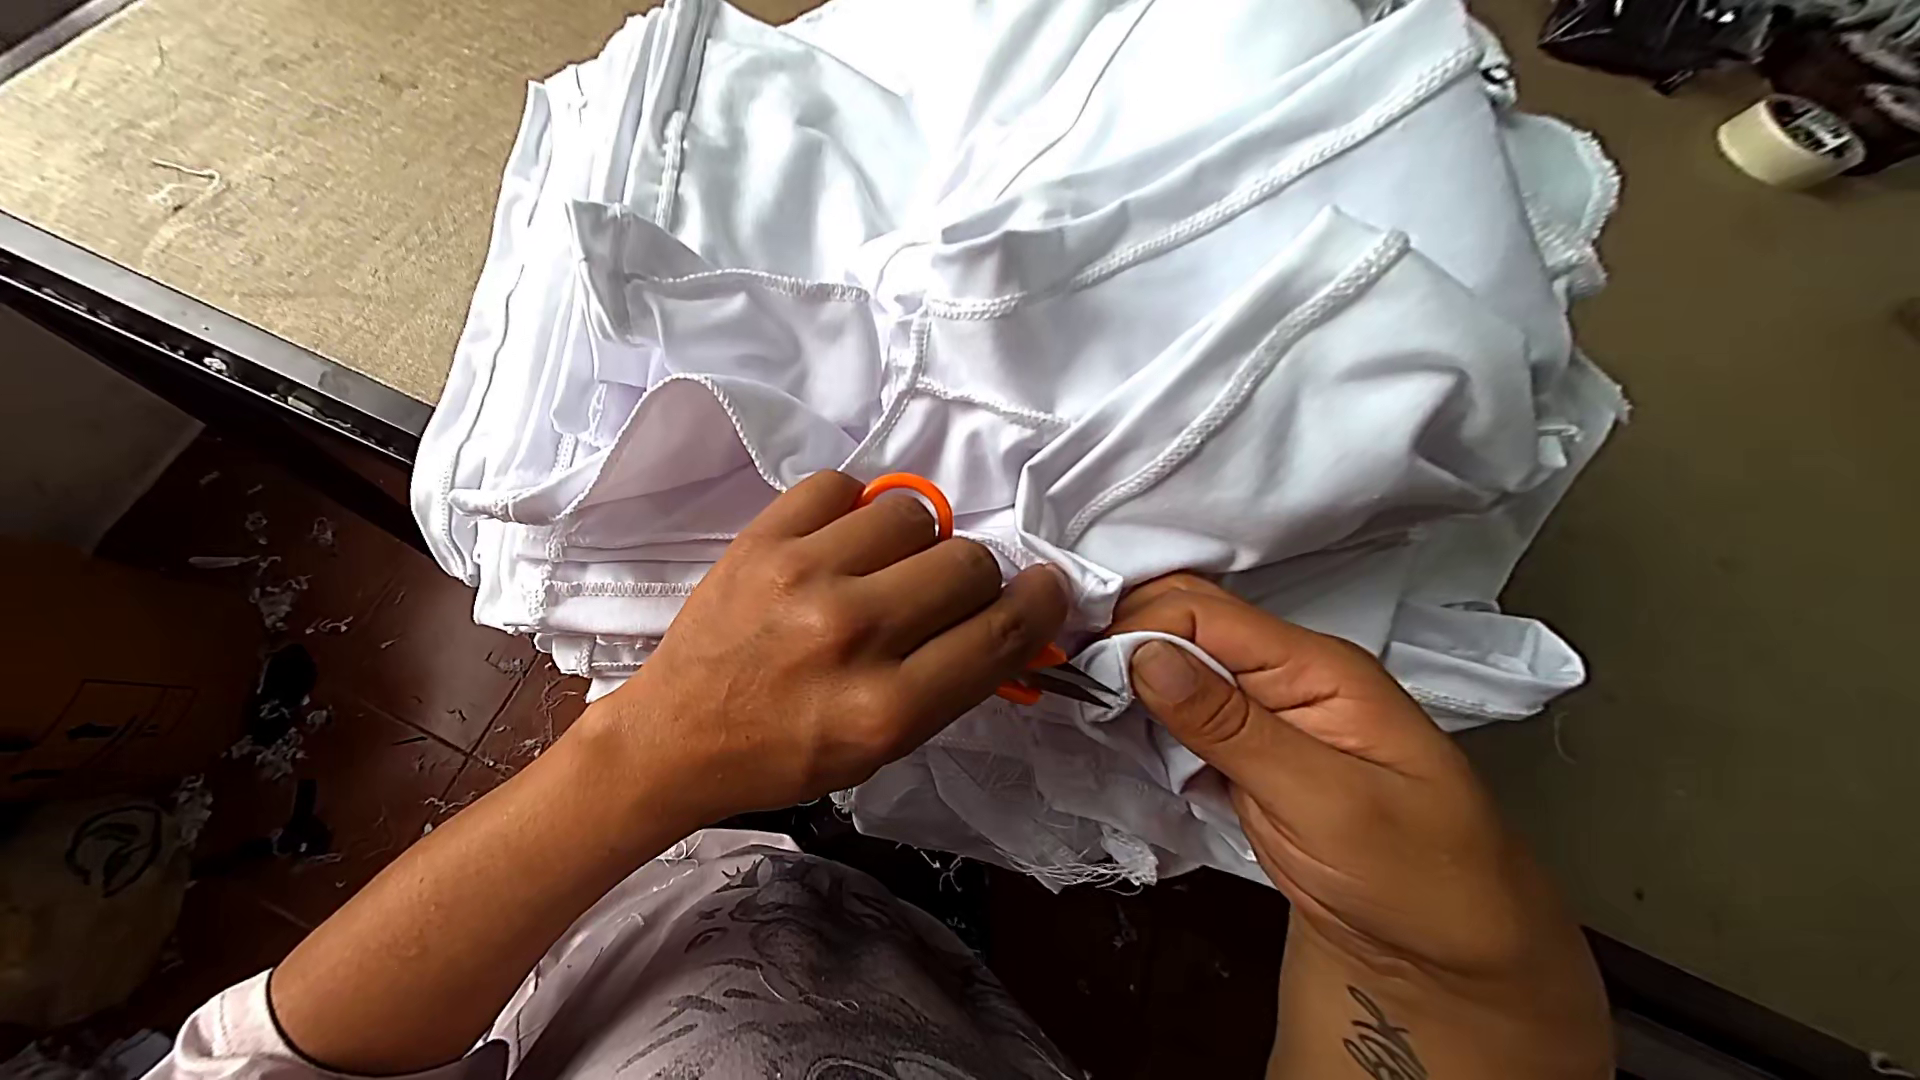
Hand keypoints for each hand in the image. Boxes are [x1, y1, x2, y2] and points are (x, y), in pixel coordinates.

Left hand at [586, 470, 1068, 824]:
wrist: (676, 737)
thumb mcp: (886, 747)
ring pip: (915, 513)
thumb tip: (1015, 614)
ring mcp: (801, 576)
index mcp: (887, 709)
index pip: (1000, 633)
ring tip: (885, 566)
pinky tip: (838, 542)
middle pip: (969, 562)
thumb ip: (957, 679)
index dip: (1041, 603)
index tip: (1045, 587)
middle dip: (974, 578)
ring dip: (916, 541)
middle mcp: (850, 635)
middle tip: (942, 595)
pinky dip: (854, 509)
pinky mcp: (760, 538)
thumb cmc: (788, 753)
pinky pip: (843, 484)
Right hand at [1111, 575, 1609, 1072]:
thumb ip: (1231, 725)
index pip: (1206, 612)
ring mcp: (1259, 704)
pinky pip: (1179, 702)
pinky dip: (1141, 706)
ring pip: (1176, 654)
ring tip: (1085, 694)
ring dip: (1128, 669)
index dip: (1141, 628)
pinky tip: (1116, 720)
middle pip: (1187, 616)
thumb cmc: (1418, 876)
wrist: (1445, 952)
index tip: (1090, 668)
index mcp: (1314, 665)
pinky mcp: (1240, 739)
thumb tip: (1143, 654)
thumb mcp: (1327, 802)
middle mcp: (1281, 670)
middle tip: (1077, 675)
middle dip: (1126, 634)